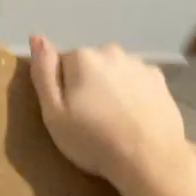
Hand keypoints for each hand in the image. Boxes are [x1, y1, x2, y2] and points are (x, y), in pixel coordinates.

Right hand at [29, 35, 189, 189]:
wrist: (148, 158)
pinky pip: (134, 81)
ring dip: (108, 88)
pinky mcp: (159, 79)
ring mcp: (139, 64)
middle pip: (88, 65)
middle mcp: (111, 51)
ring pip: (112, 72)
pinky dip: (130, 93)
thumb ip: (43, 73)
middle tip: (86, 119)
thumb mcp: (53, 113)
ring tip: (111, 120)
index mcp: (82, 57)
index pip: (60, 64)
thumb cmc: (92, 139)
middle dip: (84, 85)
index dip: (59, 89)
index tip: (66, 113)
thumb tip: (36, 37)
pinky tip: (131, 117)